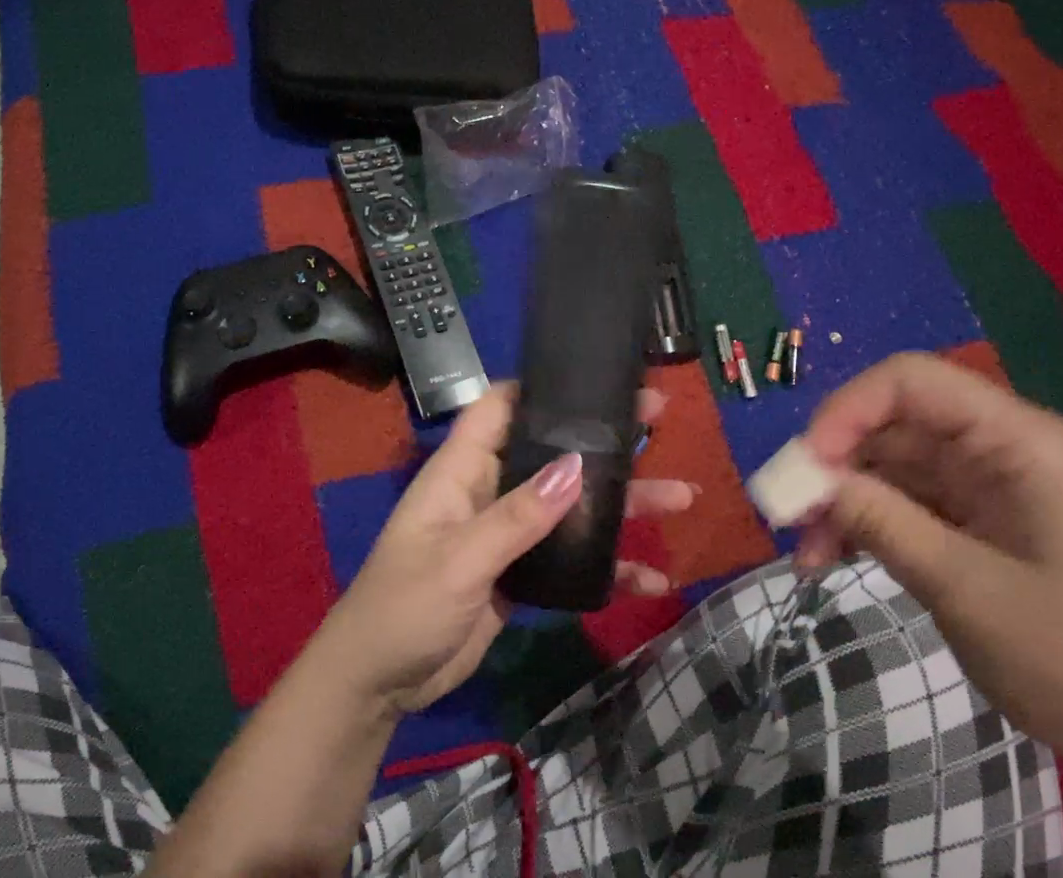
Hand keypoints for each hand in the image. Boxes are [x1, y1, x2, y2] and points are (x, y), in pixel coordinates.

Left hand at [307, 385, 691, 715]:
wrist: (381, 682)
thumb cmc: (405, 607)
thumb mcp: (460, 560)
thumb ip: (517, 517)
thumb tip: (577, 466)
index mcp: (460, 473)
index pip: (499, 410)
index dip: (542, 389)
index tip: (597, 379)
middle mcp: (486, 494)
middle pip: (548, 455)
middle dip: (601, 441)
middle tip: (658, 421)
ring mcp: (505, 537)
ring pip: (569, 508)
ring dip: (620, 506)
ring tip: (681, 498)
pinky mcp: (518, 576)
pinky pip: (569, 561)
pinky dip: (606, 568)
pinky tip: (650, 580)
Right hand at [791, 354, 1062, 876]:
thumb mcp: (964, 587)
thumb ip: (880, 521)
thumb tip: (807, 479)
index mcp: (1023, 443)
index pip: (910, 382)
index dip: (843, 411)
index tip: (801, 471)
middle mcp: (1011, 453)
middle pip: (898, 425)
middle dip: (835, 465)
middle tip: (789, 521)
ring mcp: (1005, 494)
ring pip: (900, 470)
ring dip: (847, 503)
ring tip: (809, 559)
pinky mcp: (999, 532)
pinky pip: (920, 508)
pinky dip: (874, 527)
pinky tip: (839, 561)